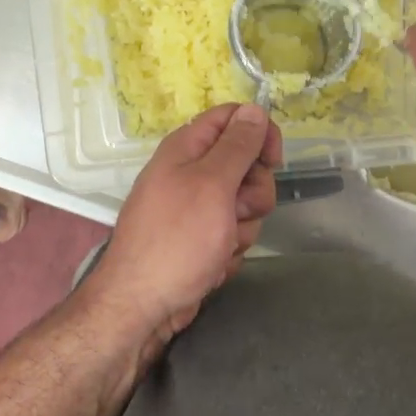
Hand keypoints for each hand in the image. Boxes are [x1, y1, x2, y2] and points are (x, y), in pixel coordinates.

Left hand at [81, 103, 280, 352]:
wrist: (142, 306)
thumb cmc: (176, 240)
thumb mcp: (212, 185)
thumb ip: (236, 146)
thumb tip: (254, 110)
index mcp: (186, 148)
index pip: (233, 118)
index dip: (259, 133)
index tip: (273, 161)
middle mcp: (190, 173)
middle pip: (247, 165)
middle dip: (253, 192)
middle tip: (236, 210)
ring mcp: (195, 210)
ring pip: (245, 205)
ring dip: (242, 228)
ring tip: (219, 245)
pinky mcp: (201, 241)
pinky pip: (234, 235)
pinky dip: (229, 251)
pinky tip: (212, 265)